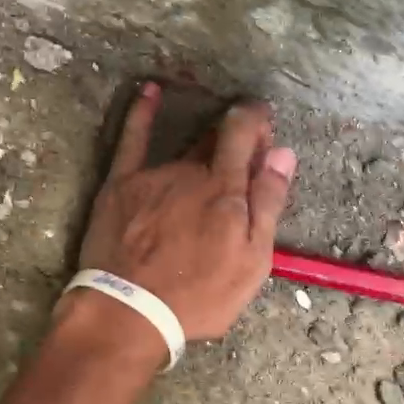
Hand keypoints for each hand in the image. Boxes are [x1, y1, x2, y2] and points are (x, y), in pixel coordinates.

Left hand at [70, 84, 296, 342]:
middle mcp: (190, 171)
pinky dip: (142, 112)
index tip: (265, 129)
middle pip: (217, 141)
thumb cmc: (198, 298)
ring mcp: (153, 176)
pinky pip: (132, 139)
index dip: (257, 121)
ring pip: (183, 150)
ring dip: (200, 146)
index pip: (245, 131)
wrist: (129, 312)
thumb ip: (268, 205)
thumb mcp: (251, 263)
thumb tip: (283, 154)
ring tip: (207, 151)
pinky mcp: (120, 185)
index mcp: (226, 189)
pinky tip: (149, 91)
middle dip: (234, 140)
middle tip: (242, 158)